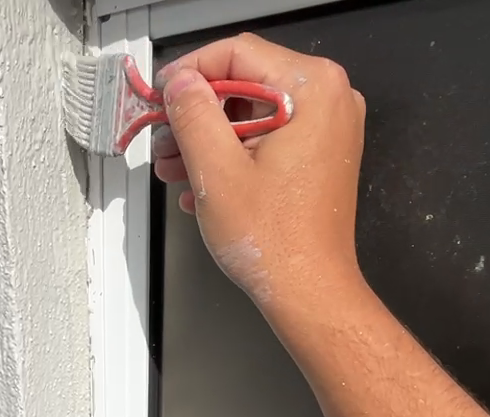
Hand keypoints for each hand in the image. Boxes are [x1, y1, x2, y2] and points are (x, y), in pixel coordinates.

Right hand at [153, 35, 367, 307]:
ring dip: (208, 142)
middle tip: (163, 140)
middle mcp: (328, 101)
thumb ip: (193, 116)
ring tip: (174, 169)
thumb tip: (179, 85)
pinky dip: (232, 159)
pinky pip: (267, 143)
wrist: (308, 290)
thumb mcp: (217, 172)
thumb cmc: (274, 241)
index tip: (160, 94)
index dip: (191, 72)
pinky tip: (202, 188)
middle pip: (245, 86)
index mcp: (311, 89)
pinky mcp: (318, 159)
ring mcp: (326, 131)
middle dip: (198, 116)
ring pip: (252, 118)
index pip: (239, 53)